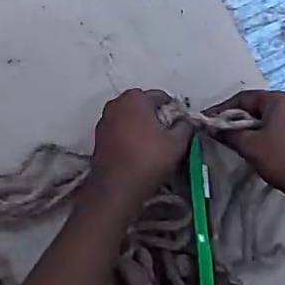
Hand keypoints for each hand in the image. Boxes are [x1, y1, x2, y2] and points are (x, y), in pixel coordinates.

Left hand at [87, 89, 193, 204]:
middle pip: (144, 105)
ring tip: (154, 146)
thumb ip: (186, 126)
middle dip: (157, 117)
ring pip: (130, 118)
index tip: (181, 127)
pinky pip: (119, 130)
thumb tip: (185, 122)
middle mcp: (116, 103)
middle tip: (169, 137)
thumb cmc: (149, 159)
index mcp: (135, 97)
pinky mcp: (98, 137)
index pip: (162, 97)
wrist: (117, 187)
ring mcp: (104, 119)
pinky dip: (129, 136)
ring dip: (142, 127)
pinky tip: (138, 152)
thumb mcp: (177, 142)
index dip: (175, 111)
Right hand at [205, 90, 284, 205]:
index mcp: (279, 99)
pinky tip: (257, 149)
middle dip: (236, 120)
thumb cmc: (283, 159)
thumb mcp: (250, 146)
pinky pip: (280, 129)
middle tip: (219, 133)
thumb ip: (227, 133)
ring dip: (250, 129)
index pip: (243, 97)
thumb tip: (210, 127)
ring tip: (236, 143)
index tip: (206, 121)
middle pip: (256, 107)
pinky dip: (265, 135)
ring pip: (268, 119)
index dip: (222, 109)